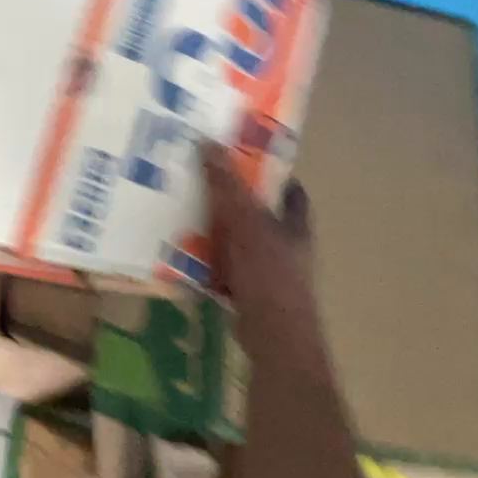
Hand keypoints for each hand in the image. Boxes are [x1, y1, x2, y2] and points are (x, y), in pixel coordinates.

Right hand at [199, 144, 325, 362]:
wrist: (274, 336)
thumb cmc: (268, 274)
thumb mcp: (244, 221)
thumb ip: (226, 184)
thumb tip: (208, 141)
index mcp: (295, 225)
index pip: (290, 190)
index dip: (269, 173)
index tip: (239, 159)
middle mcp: (287, 246)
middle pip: (258, 213)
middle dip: (231, 200)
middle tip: (198, 182)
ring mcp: (270, 271)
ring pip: (238, 241)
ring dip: (214, 231)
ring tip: (181, 214)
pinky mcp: (251, 292)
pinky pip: (224, 268)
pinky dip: (207, 262)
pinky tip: (183, 255)